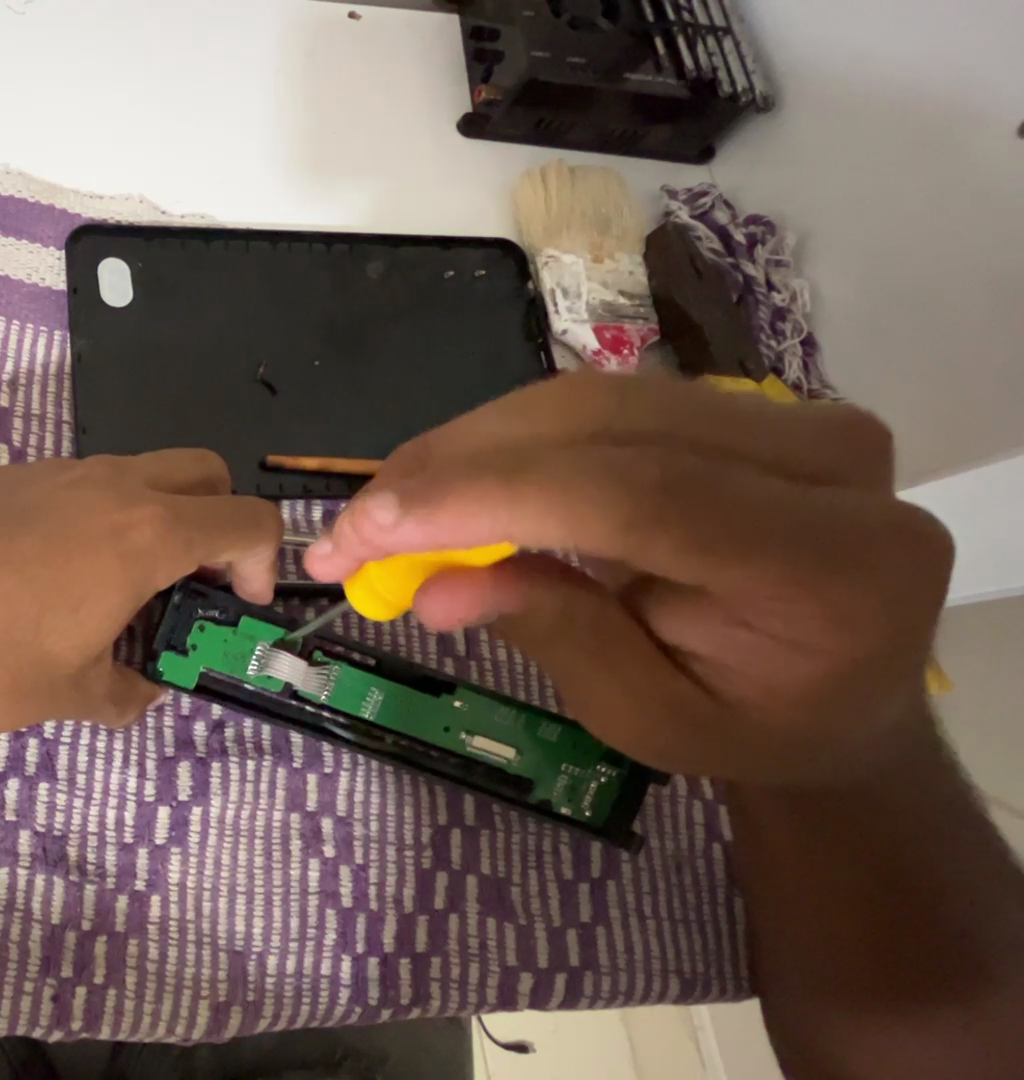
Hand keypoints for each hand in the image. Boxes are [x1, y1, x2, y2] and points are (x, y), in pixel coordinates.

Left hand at [0, 451, 281, 747]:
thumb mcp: (68, 695)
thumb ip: (127, 691)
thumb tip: (144, 689)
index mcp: (142, 533)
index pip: (247, 519)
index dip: (263, 563)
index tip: (233, 607)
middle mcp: (107, 485)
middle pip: (203, 474)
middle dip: (218, 524)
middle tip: (187, 586)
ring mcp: (52, 472)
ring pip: (138, 472)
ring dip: (155, 517)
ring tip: (115, 590)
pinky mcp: (6, 478)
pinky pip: (81, 483)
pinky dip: (99, 516)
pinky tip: (50, 576)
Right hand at [303, 374, 953, 785]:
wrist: (832, 689)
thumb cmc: (744, 724)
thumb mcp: (643, 715)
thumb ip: (552, 634)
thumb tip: (432, 590)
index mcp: (828, 562)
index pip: (628, 495)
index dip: (479, 501)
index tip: (364, 530)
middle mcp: (820, 460)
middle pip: (590, 426)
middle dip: (443, 471)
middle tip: (348, 528)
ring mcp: (775, 418)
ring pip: (571, 402)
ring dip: (451, 453)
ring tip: (376, 512)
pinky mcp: (723, 407)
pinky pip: (577, 407)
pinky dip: (486, 445)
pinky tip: (433, 485)